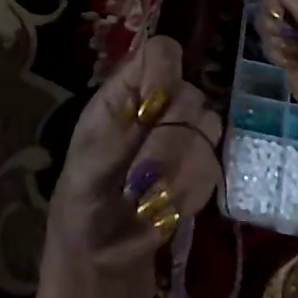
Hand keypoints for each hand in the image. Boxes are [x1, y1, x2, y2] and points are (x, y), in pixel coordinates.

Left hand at [48, 35, 222, 269]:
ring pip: (206, 136)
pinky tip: (161, 209)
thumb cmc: (86, 190)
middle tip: (138, 179)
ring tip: (143, 201)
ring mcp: (188, 134)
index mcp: (129, 88)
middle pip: (190, 98)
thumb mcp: (89, 153)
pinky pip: (211, 169)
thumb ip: (122, 120)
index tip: (149, 111)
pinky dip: (185, 194)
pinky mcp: (203, 167)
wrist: (102, 244)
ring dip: (175, 174)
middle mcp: (164, 102)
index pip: (162, 52)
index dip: (163, 73)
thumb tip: (159, 97)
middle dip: (166, 144)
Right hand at [254, 0, 297, 118]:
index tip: (276, 12)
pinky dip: (274, 53)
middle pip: (270, 5)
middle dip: (270, 20)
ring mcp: (294, 35)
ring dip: (272, 39)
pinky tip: (287, 62)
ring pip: (266, 26)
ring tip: (287, 51)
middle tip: (281, 33)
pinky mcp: (286, 54)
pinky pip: (267, 44)